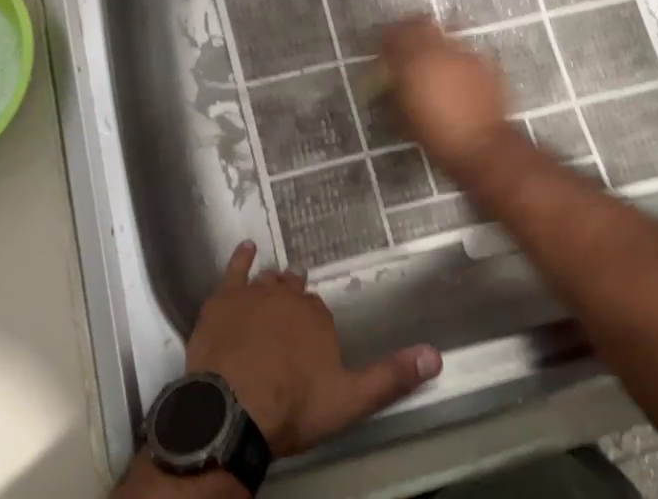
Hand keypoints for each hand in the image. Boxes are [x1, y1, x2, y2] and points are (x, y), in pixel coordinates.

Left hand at [184, 241, 440, 457]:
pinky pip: (234, 270)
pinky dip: (241, 258)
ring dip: (272, 283)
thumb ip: (391, 376)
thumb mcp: (350, 399)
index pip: (320, 310)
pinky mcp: (221, 300)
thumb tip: (436, 355)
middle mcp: (288, 298)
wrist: (231, 409)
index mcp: (317, 318)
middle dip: (295, 296)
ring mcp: (252, 296)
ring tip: (275, 282)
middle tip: (294, 308)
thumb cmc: (292, 406)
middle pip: (294, 290)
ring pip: (267, 281)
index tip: (315, 331)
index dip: (316, 321)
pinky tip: (245, 248)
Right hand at [379, 16, 518, 178]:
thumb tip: (389, 79)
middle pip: (420, 23)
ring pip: (445, 35)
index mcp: (414, 60)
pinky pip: (466, 51)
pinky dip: (457, 58)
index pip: (393, 33)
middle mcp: (440, 49)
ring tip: (433, 62)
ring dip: (435, 44)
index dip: (385, 37)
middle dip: (409, 31)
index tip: (382, 48)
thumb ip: (393, 90)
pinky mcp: (487, 63)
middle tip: (405, 47)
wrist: (484, 147)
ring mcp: (467, 53)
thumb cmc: (436, 137)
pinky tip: (457, 74)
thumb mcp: (402, 117)